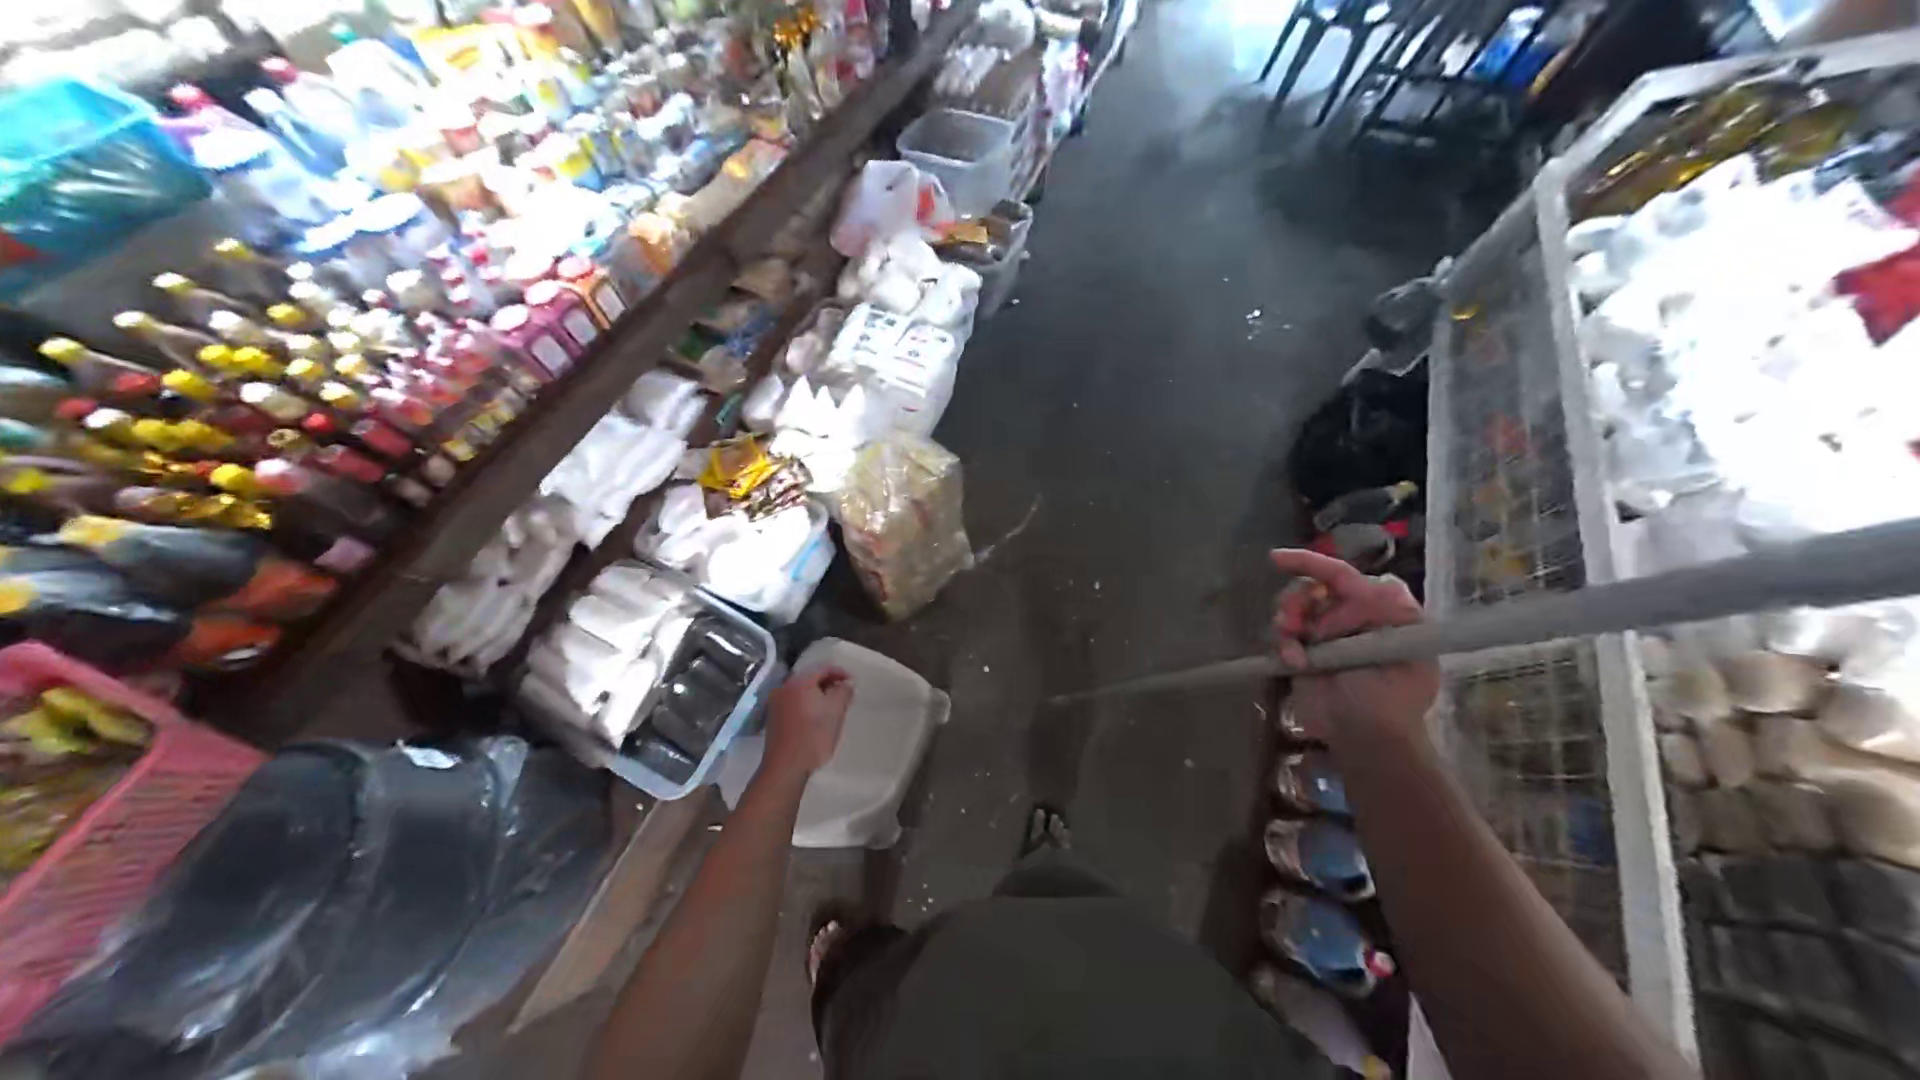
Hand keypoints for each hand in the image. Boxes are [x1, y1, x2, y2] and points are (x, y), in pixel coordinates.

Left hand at [763, 667, 854, 779]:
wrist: (785, 767)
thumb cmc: (813, 736)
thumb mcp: (835, 712)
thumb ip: (844, 692)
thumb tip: (847, 683)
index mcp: (799, 682)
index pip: (823, 667)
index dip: (840, 672)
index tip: (853, 682)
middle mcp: (784, 687)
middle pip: (810, 676)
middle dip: (829, 682)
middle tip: (845, 693)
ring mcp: (776, 702)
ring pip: (802, 689)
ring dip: (818, 693)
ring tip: (833, 704)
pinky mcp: (774, 716)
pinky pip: (794, 700)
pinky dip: (807, 702)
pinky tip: (817, 714)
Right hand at [1270, 549, 1438, 742]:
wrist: (1365, 740)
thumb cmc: (1392, 700)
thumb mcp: (1406, 655)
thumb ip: (1393, 616)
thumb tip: (1376, 584)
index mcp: (1378, 611)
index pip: (1342, 576)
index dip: (1310, 563)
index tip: (1275, 559)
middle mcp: (1348, 617)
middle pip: (1309, 589)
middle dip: (1296, 600)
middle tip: (1292, 622)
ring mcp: (1321, 636)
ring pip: (1290, 608)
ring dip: (1286, 621)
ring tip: (1293, 648)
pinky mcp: (1299, 654)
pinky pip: (1280, 637)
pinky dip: (1283, 647)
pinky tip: (1294, 664)